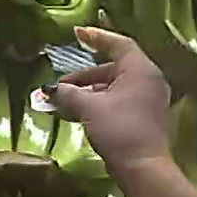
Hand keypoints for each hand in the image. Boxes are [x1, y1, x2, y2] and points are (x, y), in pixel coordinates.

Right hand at [47, 27, 171, 171]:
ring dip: (86, 91)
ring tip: (63, 101)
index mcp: (140, 71)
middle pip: (112, 68)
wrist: (142, 164)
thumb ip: (67, 94)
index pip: (119, 45)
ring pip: (112, 86)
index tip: (77, 33)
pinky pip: (115, 99)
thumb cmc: (118, 128)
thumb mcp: (87, 107)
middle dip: (82, 76)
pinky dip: (95, 101)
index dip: (97, 37)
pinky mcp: (142, 114)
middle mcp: (148, 81)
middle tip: (58, 87)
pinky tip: (76, 112)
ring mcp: (147, 99)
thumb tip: (49, 88)